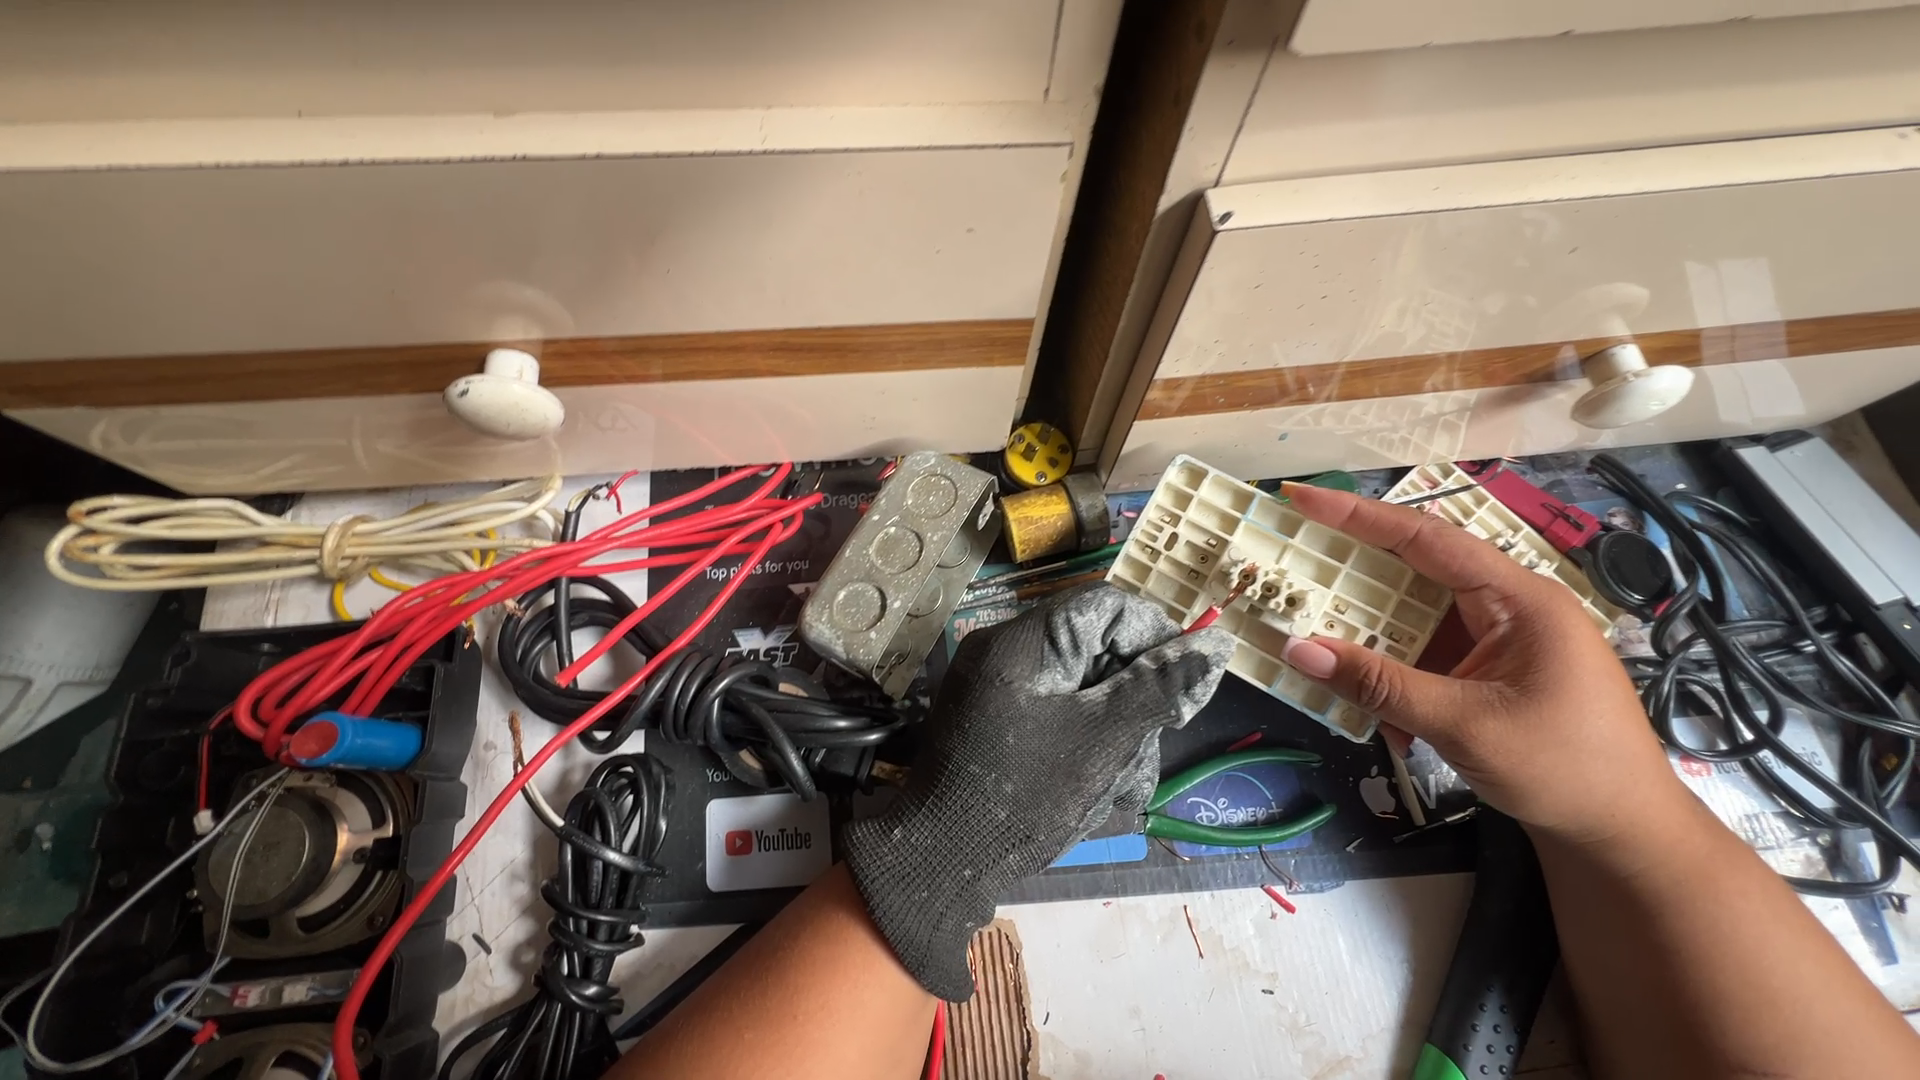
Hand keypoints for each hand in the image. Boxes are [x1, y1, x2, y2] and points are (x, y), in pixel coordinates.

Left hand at [843, 583, 1232, 999]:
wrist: (939, 863)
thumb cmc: (1022, 799)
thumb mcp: (1102, 741)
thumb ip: (1158, 688)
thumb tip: (1214, 643)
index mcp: (1021, 642)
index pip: (1105, 605)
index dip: (1152, 636)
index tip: (1178, 686)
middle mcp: (1005, 652)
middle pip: (1095, 644)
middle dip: (1133, 694)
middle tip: (1150, 742)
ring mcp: (998, 687)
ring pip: (1082, 684)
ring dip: (1114, 727)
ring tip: (1122, 781)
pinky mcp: (997, 718)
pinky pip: (1057, 711)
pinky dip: (1085, 740)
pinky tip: (1099, 784)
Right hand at [1274, 483, 1678, 842]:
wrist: (1623, 833)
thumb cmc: (1563, 769)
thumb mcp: (1462, 724)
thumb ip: (1377, 684)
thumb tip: (1296, 649)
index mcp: (1518, 599)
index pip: (1426, 538)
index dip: (1358, 514)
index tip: (1302, 497)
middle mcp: (1507, 607)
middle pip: (1415, 569)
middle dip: (1353, 569)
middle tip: (1294, 557)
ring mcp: (1497, 639)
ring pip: (1413, 616)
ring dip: (1369, 633)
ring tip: (1320, 637)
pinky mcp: (1487, 670)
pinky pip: (1423, 654)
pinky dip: (1392, 674)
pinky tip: (1380, 716)